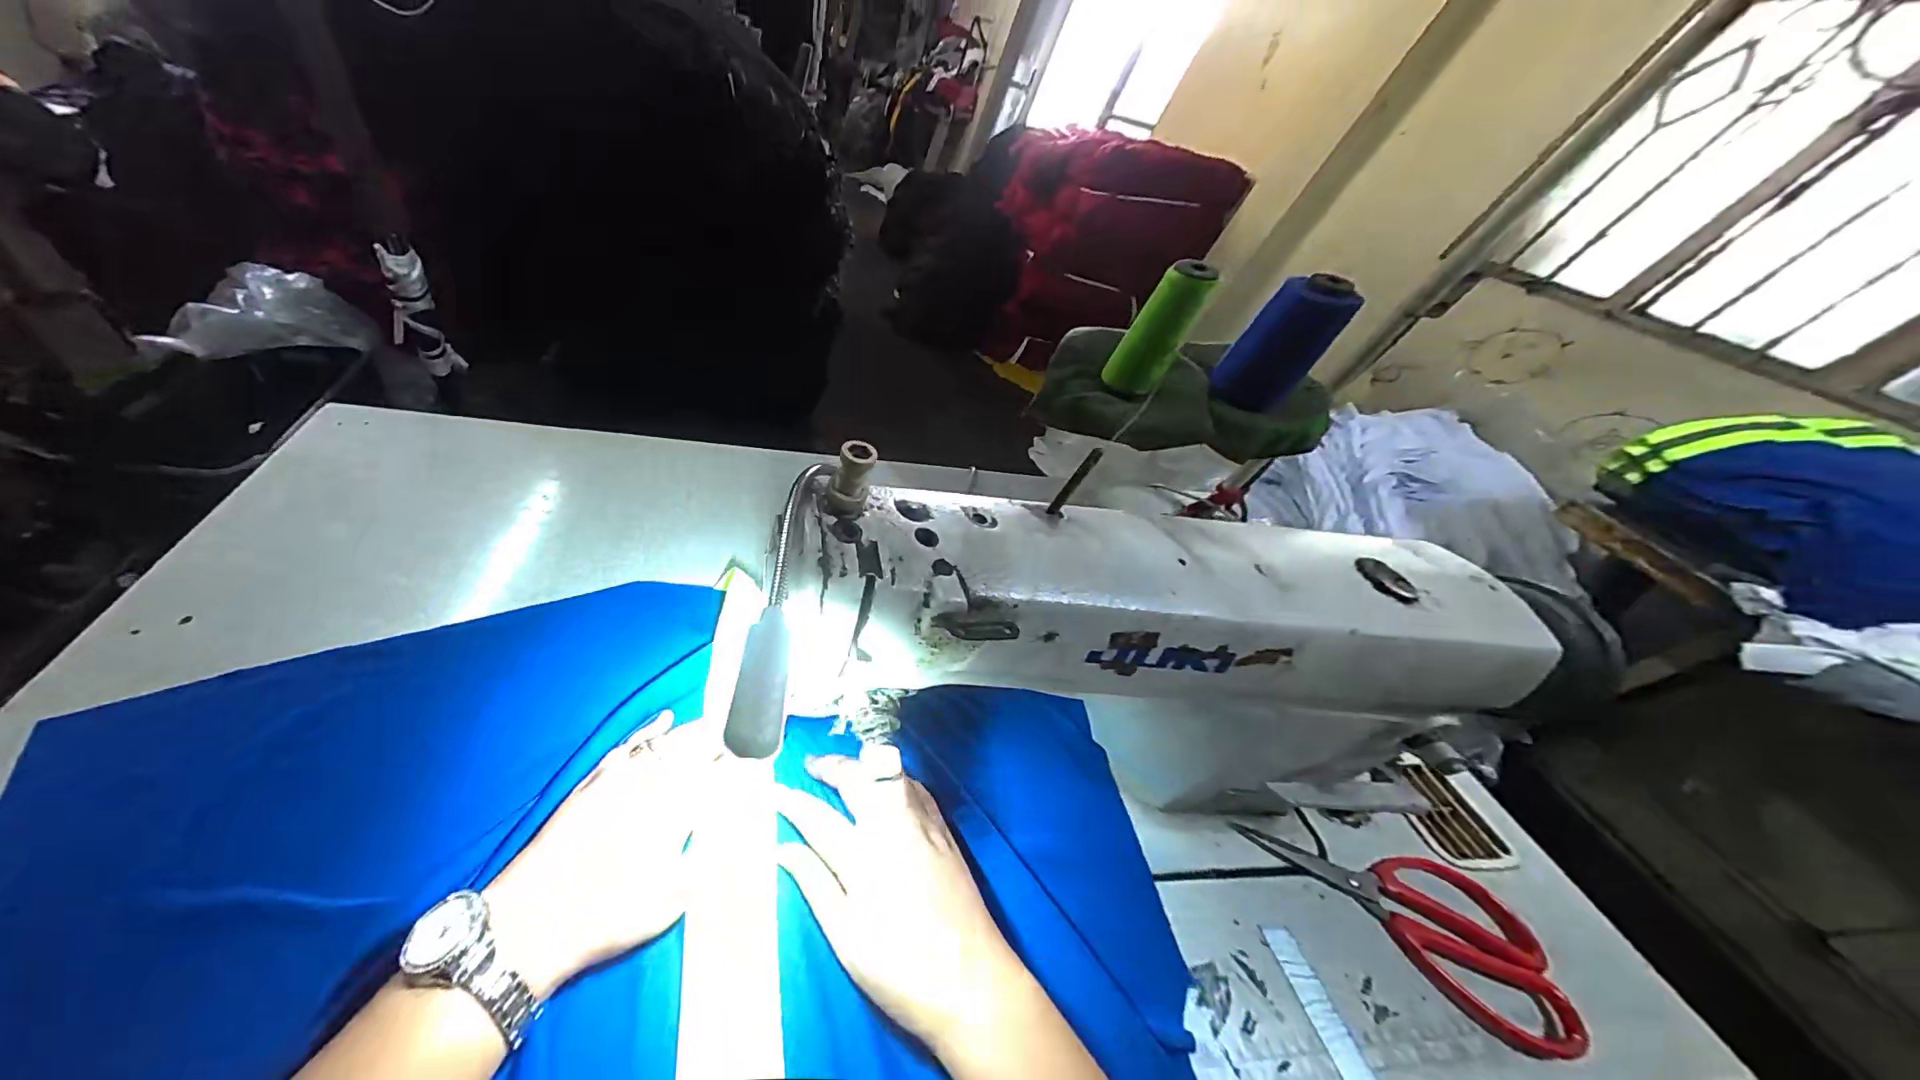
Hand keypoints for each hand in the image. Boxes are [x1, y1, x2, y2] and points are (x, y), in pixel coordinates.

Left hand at [482, 710, 724, 998]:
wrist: (530, 924)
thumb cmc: (609, 917)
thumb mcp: (671, 901)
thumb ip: (705, 859)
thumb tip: (733, 826)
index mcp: (675, 810)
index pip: (717, 772)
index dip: (740, 760)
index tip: (758, 756)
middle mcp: (649, 785)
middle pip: (694, 748)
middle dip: (721, 738)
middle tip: (741, 736)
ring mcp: (618, 781)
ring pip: (664, 743)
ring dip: (693, 732)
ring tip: (715, 725)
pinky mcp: (593, 785)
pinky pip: (628, 747)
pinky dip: (649, 731)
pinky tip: (662, 722)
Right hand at [775, 744, 1099, 1077]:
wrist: (973, 980)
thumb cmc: (902, 969)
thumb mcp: (847, 937)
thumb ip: (815, 885)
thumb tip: (782, 849)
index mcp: (863, 857)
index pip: (818, 818)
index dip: (792, 802)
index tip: (774, 790)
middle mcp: (894, 829)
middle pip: (859, 780)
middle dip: (832, 766)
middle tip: (812, 765)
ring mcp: (924, 827)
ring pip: (891, 776)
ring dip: (865, 765)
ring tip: (847, 768)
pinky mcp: (946, 833)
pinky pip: (917, 789)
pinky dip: (897, 778)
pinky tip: (891, 787)